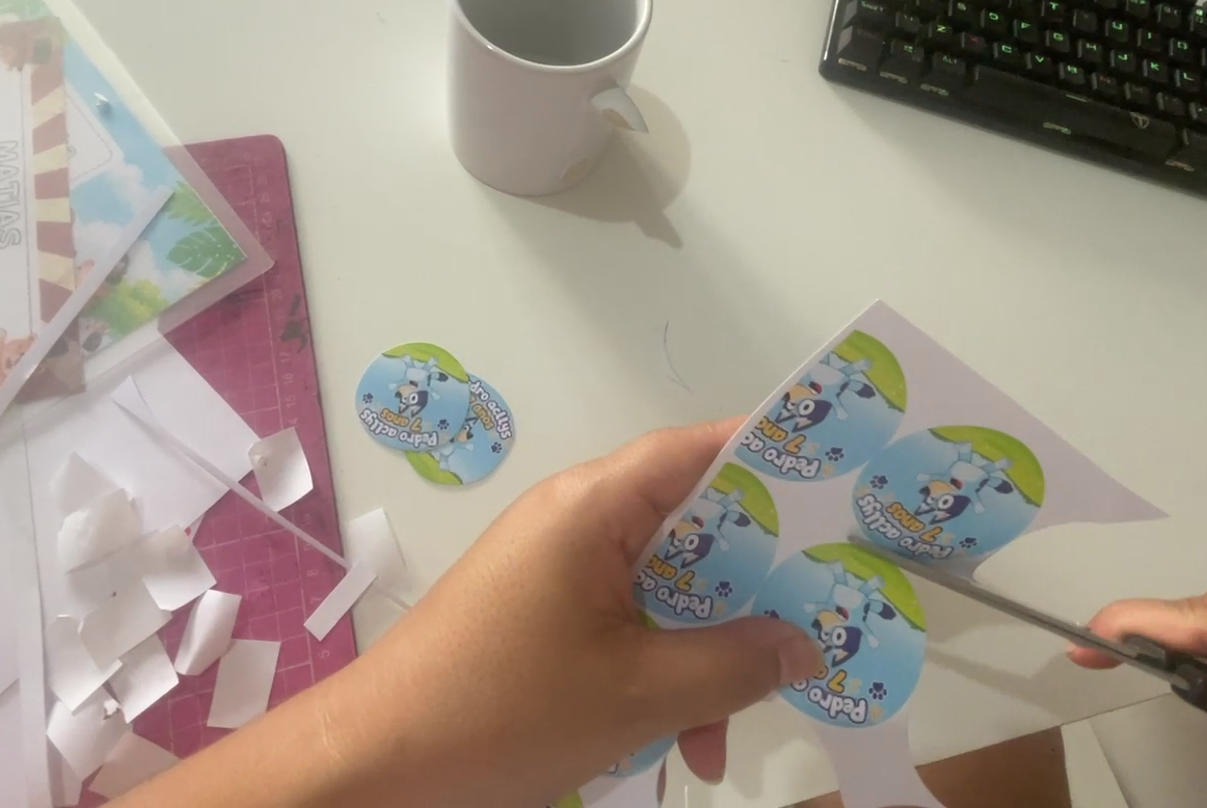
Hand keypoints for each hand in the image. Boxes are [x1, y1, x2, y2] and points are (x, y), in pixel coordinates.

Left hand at [118, 420, 818, 807]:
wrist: (382, 757)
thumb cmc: (508, 705)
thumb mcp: (639, 692)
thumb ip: (733, 662)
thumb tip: (803, 641)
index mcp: (595, 504)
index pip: (691, 450)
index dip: (759, 451)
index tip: (824, 472)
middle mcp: (577, 515)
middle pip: (685, 521)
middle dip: (743, 582)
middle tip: (808, 616)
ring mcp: (559, 560)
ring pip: (659, 580)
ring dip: (701, 645)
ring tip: (721, 731)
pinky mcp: (546, 602)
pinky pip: (625, 612)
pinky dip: (659, 663)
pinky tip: (676, 738)